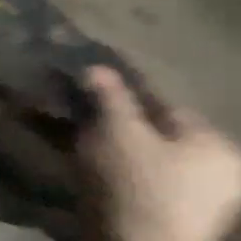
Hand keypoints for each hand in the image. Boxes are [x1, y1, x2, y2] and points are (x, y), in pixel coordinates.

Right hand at [80, 67, 240, 240]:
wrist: (141, 240)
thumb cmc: (136, 178)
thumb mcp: (117, 128)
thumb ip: (109, 95)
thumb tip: (97, 67)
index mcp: (213, 141)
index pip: (161, 100)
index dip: (120, 87)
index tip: (83, 78)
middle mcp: (217, 162)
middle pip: (153, 123)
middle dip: (112, 111)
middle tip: (74, 101)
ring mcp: (201, 187)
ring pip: (144, 144)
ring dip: (109, 131)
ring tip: (72, 123)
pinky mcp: (177, 201)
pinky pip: (142, 165)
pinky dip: (115, 153)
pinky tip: (86, 148)